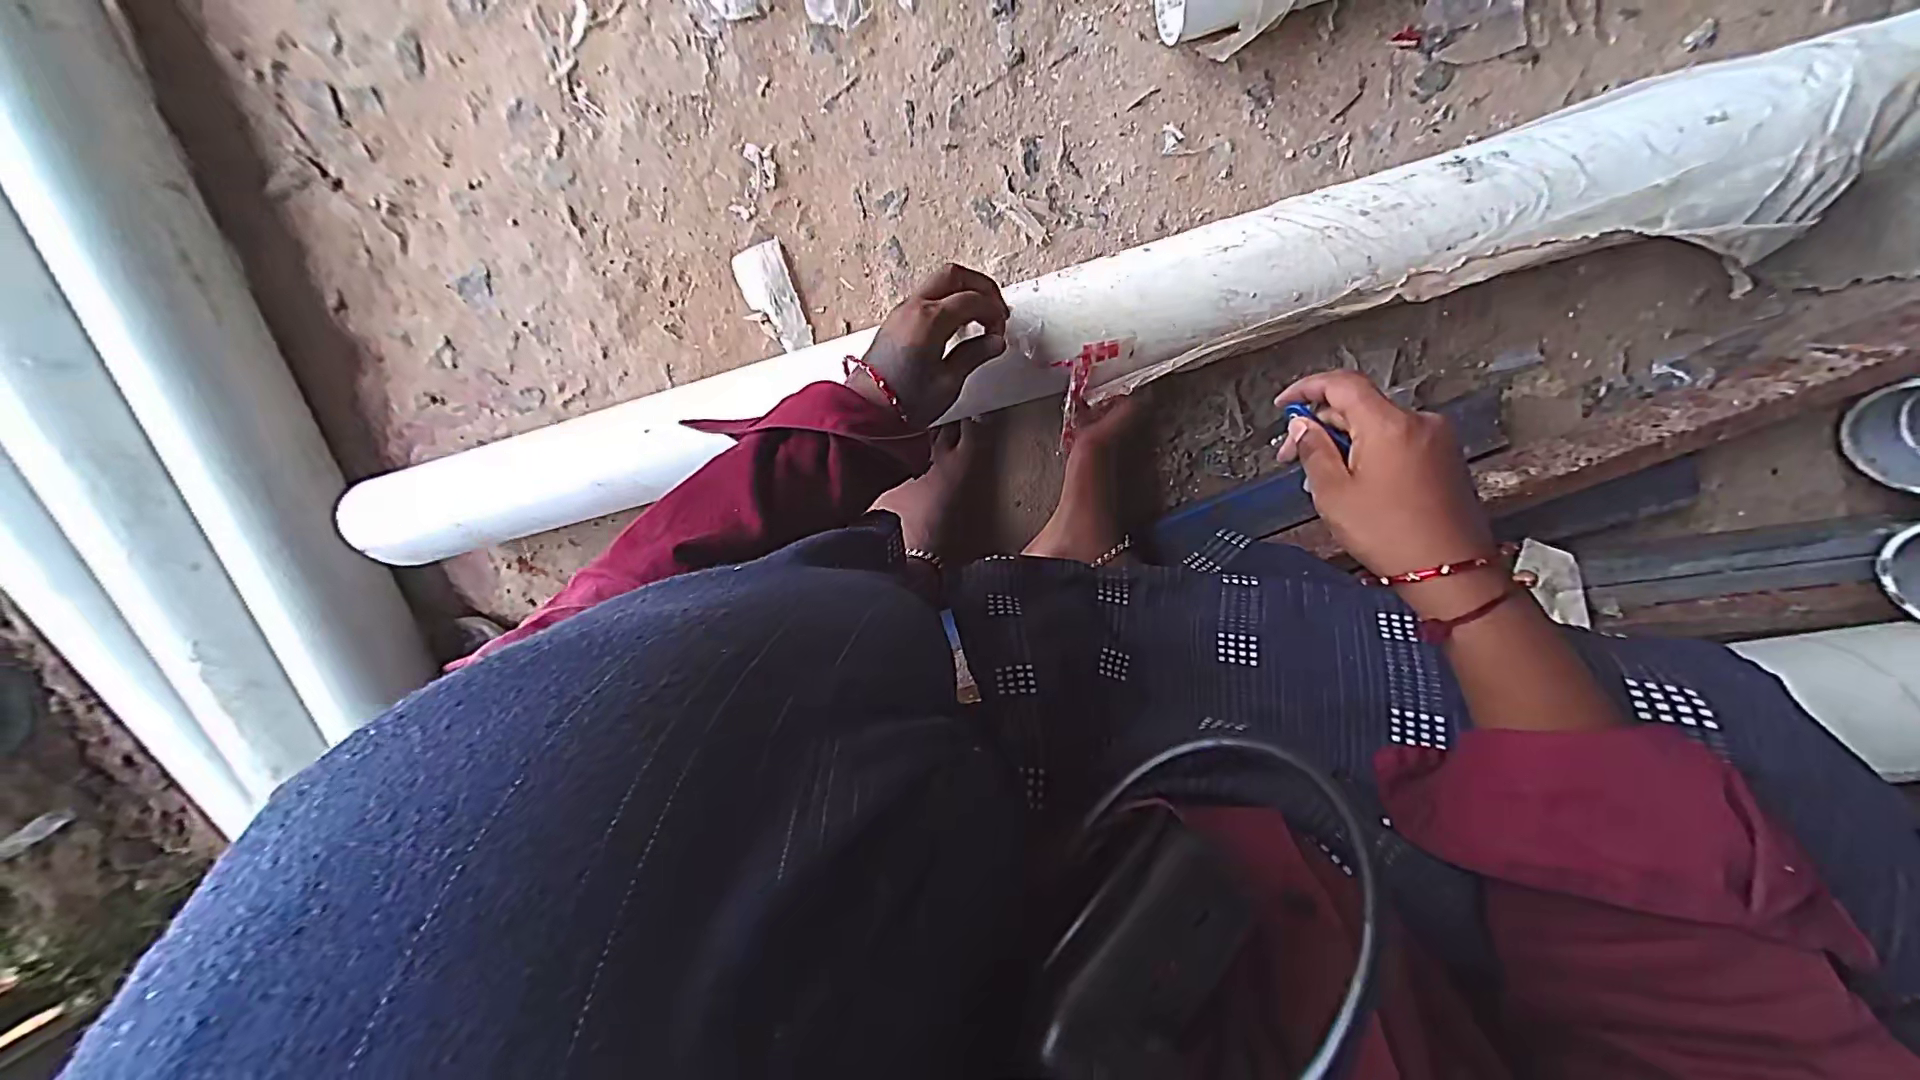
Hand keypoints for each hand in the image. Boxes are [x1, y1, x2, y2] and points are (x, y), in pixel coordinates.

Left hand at [853, 264, 1009, 429]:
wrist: (869, 412)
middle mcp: (914, 308)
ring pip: (938, 282)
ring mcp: (902, 312)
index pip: (973, 299)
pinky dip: (946, 301)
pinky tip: (956, 323)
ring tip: (979, 316)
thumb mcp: (949, 381)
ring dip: (963, 292)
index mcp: (931, 320)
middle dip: (981, 287)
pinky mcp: (895, 322)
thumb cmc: (903, 402)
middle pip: (955, 275)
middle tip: (996, 309)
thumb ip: (974, 355)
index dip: (993, 313)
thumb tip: (992, 343)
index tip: (999, 332)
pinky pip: (925, 297)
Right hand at [1274, 371, 1496, 606]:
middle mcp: (1418, 422)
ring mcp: (1435, 438)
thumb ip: (1313, 450)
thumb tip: (1302, 425)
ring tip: (1322, 477)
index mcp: (1388, 425)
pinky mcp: (1443, 456)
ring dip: (1343, 440)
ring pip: (1375, 424)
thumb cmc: (1392, 535)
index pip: (1342, 383)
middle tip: (1292, 454)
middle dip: (1320, 424)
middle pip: (1357, 405)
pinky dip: (1368, 450)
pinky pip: (1395, 439)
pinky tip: (1352, 480)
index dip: (1306, 388)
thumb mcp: (1333, 493)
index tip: (1285, 403)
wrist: (1449, 568)